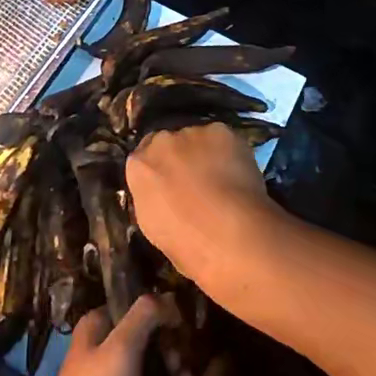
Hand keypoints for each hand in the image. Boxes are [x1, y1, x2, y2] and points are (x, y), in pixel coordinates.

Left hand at [36, 295, 167, 375]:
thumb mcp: (120, 346)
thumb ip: (145, 312)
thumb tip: (169, 295)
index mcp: (95, 330)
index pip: (130, 305)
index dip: (157, 309)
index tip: (179, 320)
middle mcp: (105, 352)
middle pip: (150, 338)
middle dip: (173, 349)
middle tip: (181, 362)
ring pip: (157, 368)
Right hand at [126, 124, 276, 284]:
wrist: (228, 234)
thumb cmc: (187, 244)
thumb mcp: (154, 226)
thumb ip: (154, 198)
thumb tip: (166, 193)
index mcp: (138, 167)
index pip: (144, 158)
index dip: (160, 170)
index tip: (170, 183)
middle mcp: (162, 142)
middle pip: (170, 143)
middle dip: (180, 157)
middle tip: (196, 180)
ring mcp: (193, 133)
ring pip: (198, 139)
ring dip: (204, 153)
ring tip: (221, 178)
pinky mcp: (222, 130)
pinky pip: (222, 138)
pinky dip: (228, 151)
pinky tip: (236, 171)